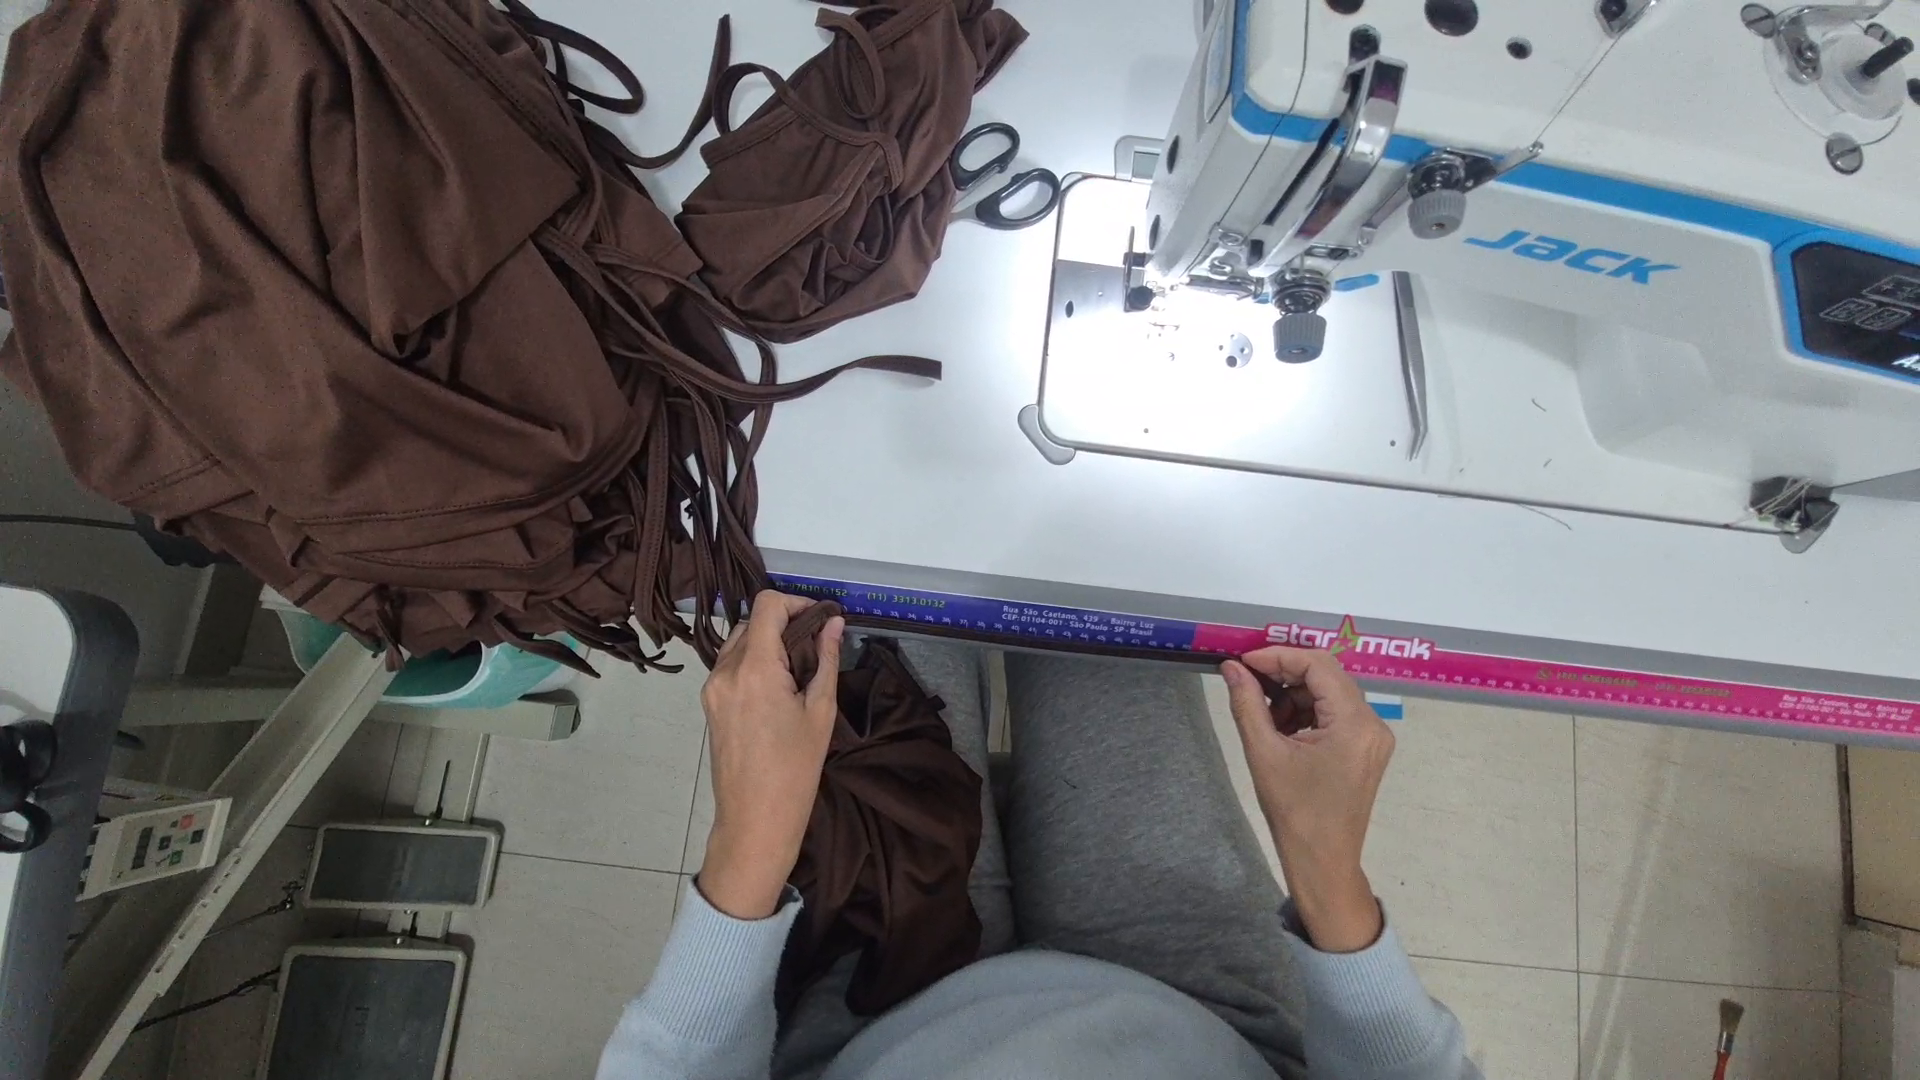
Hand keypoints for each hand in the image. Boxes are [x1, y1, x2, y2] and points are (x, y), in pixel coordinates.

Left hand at [697, 591, 843, 919]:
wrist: (755, 820)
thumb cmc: (795, 769)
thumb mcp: (821, 711)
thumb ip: (826, 659)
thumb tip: (834, 622)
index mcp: (754, 670)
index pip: (767, 605)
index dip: (797, 601)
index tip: (821, 617)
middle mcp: (725, 671)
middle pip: (754, 620)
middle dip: (787, 622)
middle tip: (817, 645)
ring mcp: (712, 687)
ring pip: (741, 639)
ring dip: (770, 640)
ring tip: (800, 668)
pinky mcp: (709, 702)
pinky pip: (732, 663)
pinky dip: (755, 659)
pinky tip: (779, 684)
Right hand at [1221, 647, 1393, 952]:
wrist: (1321, 860)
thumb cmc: (1293, 809)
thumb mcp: (1263, 751)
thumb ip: (1247, 702)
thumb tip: (1231, 667)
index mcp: (1354, 723)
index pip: (1318, 665)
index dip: (1277, 656)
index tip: (1242, 662)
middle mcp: (1372, 723)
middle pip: (1326, 674)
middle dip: (1283, 672)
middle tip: (1245, 678)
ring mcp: (1372, 736)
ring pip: (1327, 691)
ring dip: (1292, 693)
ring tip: (1262, 714)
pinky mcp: (1364, 747)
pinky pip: (1332, 711)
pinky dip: (1304, 710)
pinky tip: (1280, 728)